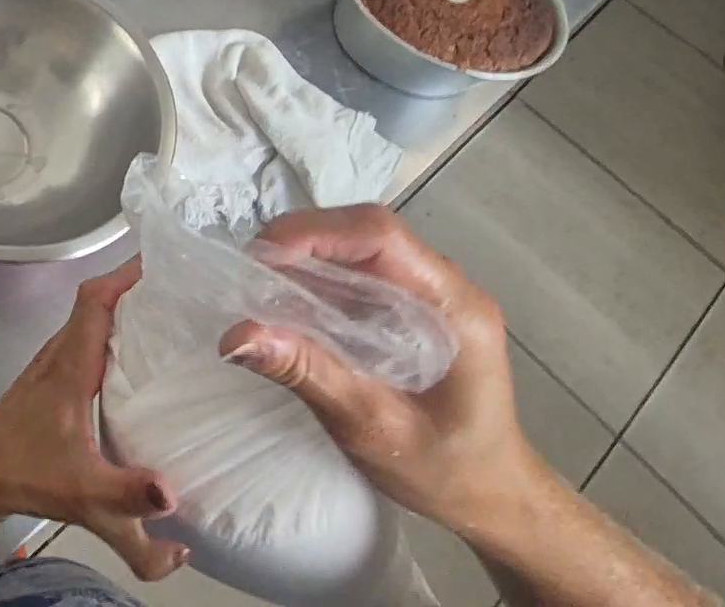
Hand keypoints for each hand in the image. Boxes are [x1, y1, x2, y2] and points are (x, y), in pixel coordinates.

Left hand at [0, 258, 191, 580]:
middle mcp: (59, 355)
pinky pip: (83, 337)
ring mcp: (51, 363)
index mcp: (70, 369)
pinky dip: (109, 328)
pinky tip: (136, 349)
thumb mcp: (85, 497)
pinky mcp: (50, 377)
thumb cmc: (27, 476)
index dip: (124, 276)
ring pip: (87, 319)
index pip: (94, 303)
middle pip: (95, 302)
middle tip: (181, 286)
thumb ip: (130, 497)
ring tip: (168, 310)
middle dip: (134, 286)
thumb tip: (174, 495)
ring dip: (122, 306)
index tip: (162, 263)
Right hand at [218, 205, 551, 532]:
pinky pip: (349, 268)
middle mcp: (442, 284)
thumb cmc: (444, 468)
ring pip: (350, 243)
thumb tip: (235, 335)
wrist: (489, 494)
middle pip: (361, 230)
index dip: (314, 234)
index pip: (381, 236)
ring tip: (256, 291)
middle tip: (246, 277)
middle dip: (296, 242)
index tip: (260, 261)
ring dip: (297, 257)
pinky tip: (282, 304)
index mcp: (454, 307)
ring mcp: (422, 289)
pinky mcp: (402, 300)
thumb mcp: (372, 427)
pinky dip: (307, 275)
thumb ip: (308, 374)